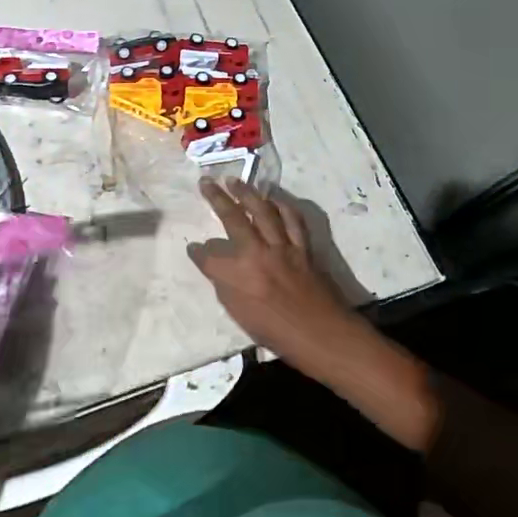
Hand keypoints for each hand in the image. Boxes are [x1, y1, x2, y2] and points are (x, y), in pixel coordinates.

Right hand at [190, 180, 438, 450]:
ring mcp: (282, 247)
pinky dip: (281, 206)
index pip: (208, 257)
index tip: (194, 248)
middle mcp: (257, 254)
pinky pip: (291, 219)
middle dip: (216, 198)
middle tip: (206, 182)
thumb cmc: (278, 334)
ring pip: (262, 211)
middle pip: (232, 218)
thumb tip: (217, 267)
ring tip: (235, 181)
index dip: (198, 252)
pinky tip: (273, 199)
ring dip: (247, 193)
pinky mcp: (303, 247)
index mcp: (237, 276)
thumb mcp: (241, 316)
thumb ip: (226, 287)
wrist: (323, 335)